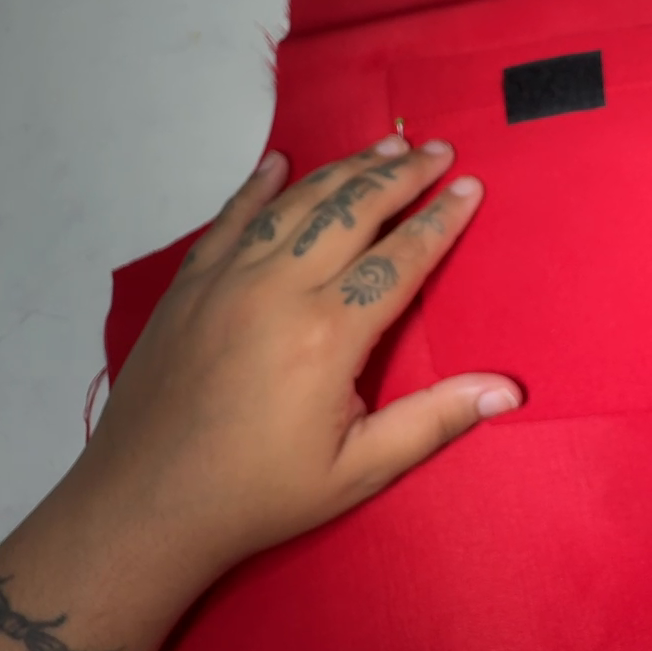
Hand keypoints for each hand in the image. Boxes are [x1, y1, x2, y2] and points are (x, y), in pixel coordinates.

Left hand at [80, 135, 520, 577]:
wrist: (142, 507)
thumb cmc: (261, 492)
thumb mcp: (360, 470)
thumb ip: (434, 420)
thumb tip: (509, 389)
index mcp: (327, 333)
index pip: (400, 258)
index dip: (441, 220)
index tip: (470, 186)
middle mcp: (278, 289)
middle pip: (352, 212)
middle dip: (402, 175)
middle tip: (438, 148)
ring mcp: (226, 278)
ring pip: (297, 202)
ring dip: (346, 168)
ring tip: (385, 143)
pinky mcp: (188, 283)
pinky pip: (231, 217)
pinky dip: (258, 184)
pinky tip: (279, 161)